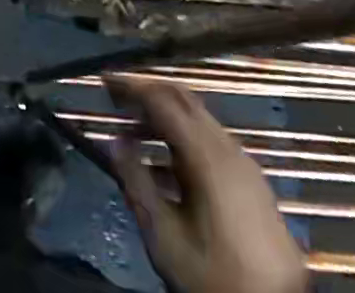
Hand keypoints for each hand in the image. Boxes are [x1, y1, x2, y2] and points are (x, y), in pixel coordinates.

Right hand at [105, 76, 306, 292]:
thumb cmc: (214, 274)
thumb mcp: (165, 237)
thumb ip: (137, 183)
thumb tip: (116, 141)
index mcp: (206, 155)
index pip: (163, 101)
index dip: (132, 86)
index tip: (105, 80)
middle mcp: (227, 146)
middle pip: (184, 99)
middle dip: (148, 92)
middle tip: (115, 96)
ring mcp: (242, 160)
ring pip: (198, 118)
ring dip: (164, 115)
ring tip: (131, 129)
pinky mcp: (249, 176)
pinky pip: (209, 138)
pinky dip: (181, 134)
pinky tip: (162, 159)